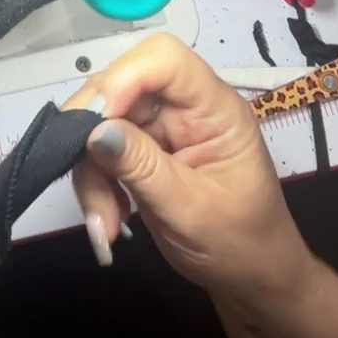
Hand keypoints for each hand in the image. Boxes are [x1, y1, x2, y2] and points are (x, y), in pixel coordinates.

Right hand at [62, 33, 314, 303]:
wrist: (250, 278)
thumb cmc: (240, 245)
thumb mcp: (191, 212)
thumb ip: (141, 168)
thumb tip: (94, 131)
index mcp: (214, 108)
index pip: (165, 59)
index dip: (125, 78)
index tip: (98, 125)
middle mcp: (182, 106)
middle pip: (119, 86)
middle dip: (94, 134)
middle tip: (87, 180)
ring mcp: (157, 124)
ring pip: (99, 119)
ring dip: (90, 170)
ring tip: (103, 222)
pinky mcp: (138, 144)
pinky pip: (97, 145)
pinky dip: (93, 181)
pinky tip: (106, 217)